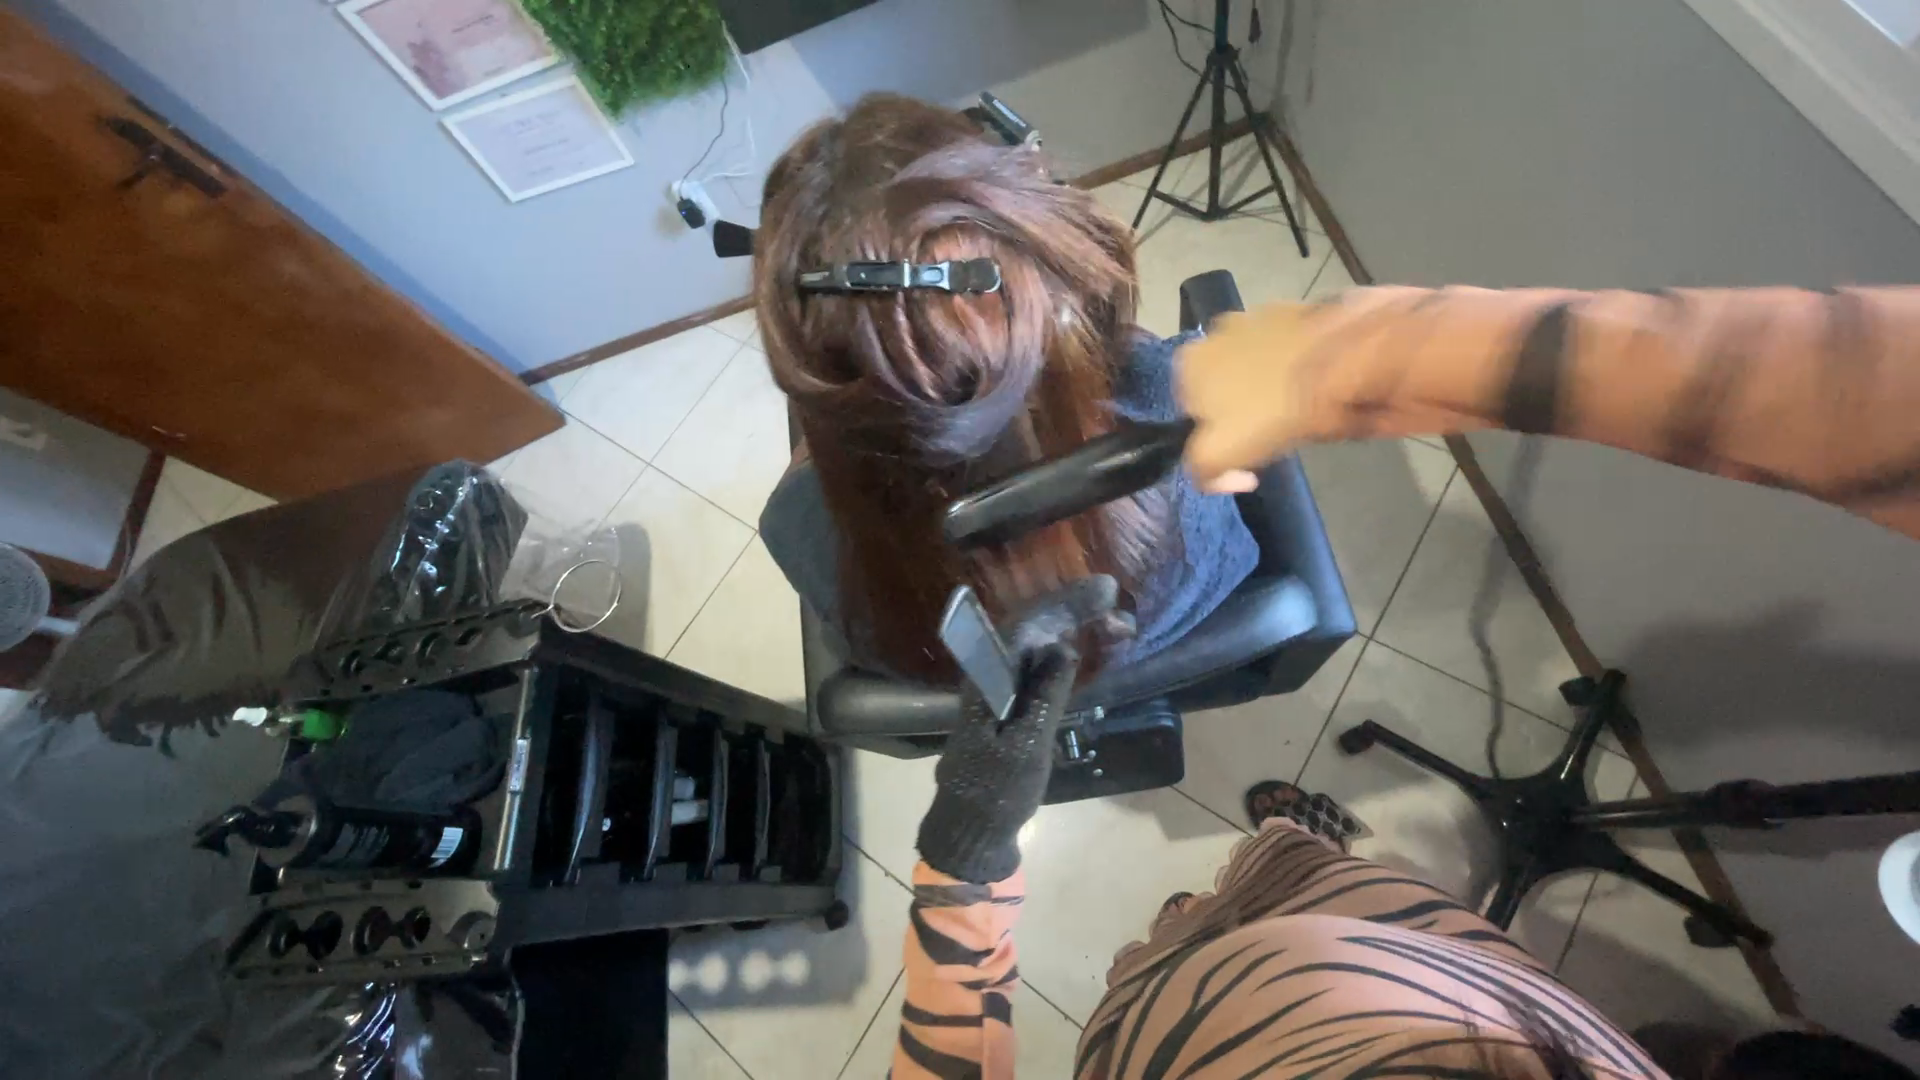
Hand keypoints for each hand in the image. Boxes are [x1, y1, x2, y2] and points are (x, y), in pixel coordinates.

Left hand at [915, 578, 1117, 883]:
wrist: (972, 827)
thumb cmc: (997, 791)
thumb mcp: (1026, 747)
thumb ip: (1045, 696)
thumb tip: (1063, 646)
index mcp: (987, 677)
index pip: (1025, 624)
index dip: (1063, 603)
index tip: (1104, 592)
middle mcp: (990, 672)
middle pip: (1032, 625)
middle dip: (1074, 609)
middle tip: (1116, 601)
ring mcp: (1001, 685)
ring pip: (1038, 640)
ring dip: (1075, 627)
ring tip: (1118, 625)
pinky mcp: (1012, 700)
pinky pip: (1040, 662)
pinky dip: (1069, 651)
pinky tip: (1094, 647)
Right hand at [1175, 304, 1320, 493]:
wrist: (1351, 358)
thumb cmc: (1277, 407)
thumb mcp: (1220, 453)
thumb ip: (1202, 469)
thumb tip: (1219, 476)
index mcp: (1187, 364)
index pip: (1190, 411)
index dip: (1213, 437)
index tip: (1243, 456)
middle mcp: (1216, 333)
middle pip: (1224, 387)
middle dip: (1241, 411)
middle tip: (1273, 435)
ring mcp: (1261, 318)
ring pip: (1257, 369)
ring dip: (1271, 389)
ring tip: (1302, 411)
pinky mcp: (1302, 313)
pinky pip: (1293, 352)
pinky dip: (1301, 369)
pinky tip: (1321, 387)